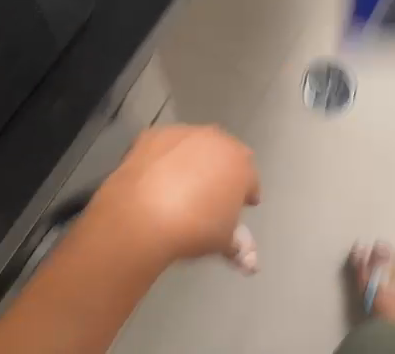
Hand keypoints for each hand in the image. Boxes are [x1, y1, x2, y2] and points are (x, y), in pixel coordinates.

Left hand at [86, 125, 260, 268]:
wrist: (143, 213)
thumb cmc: (194, 229)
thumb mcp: (222, 242)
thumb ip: (240, 246)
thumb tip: (251, 262)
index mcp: (241, 165)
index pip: (251, 180)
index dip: (246, 195)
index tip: (241, 206)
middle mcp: (217, 140)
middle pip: (225, 155)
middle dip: (223, 172)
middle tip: (212, 195)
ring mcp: (185, 133)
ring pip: (196, 145)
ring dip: (194, 161)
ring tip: (181, 187)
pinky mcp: (155, 134)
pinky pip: (167, 146)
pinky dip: (166, 158)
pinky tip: (156, 178)